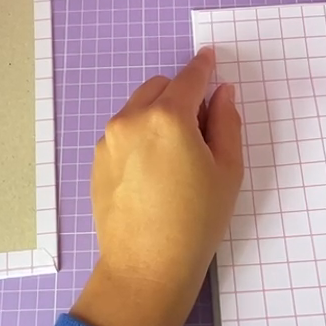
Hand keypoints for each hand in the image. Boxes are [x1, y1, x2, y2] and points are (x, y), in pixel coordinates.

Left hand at [71, 47, 242, 325]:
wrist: (146, 267)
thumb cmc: (196, 221)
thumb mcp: (227, 170)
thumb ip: (226, 122)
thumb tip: (222, 92)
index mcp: (168, 116)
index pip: (190, 77)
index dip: (204, 66)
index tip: (210, 58)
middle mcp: (132, 118)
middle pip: (161, 87)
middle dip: (181, 95)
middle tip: (200, 128)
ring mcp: (110, 138)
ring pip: (139, 107)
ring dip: (158, 113)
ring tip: (175, 154)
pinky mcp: (98, 158)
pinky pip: (124, 130)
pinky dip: (141, 134)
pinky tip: (154, 170)